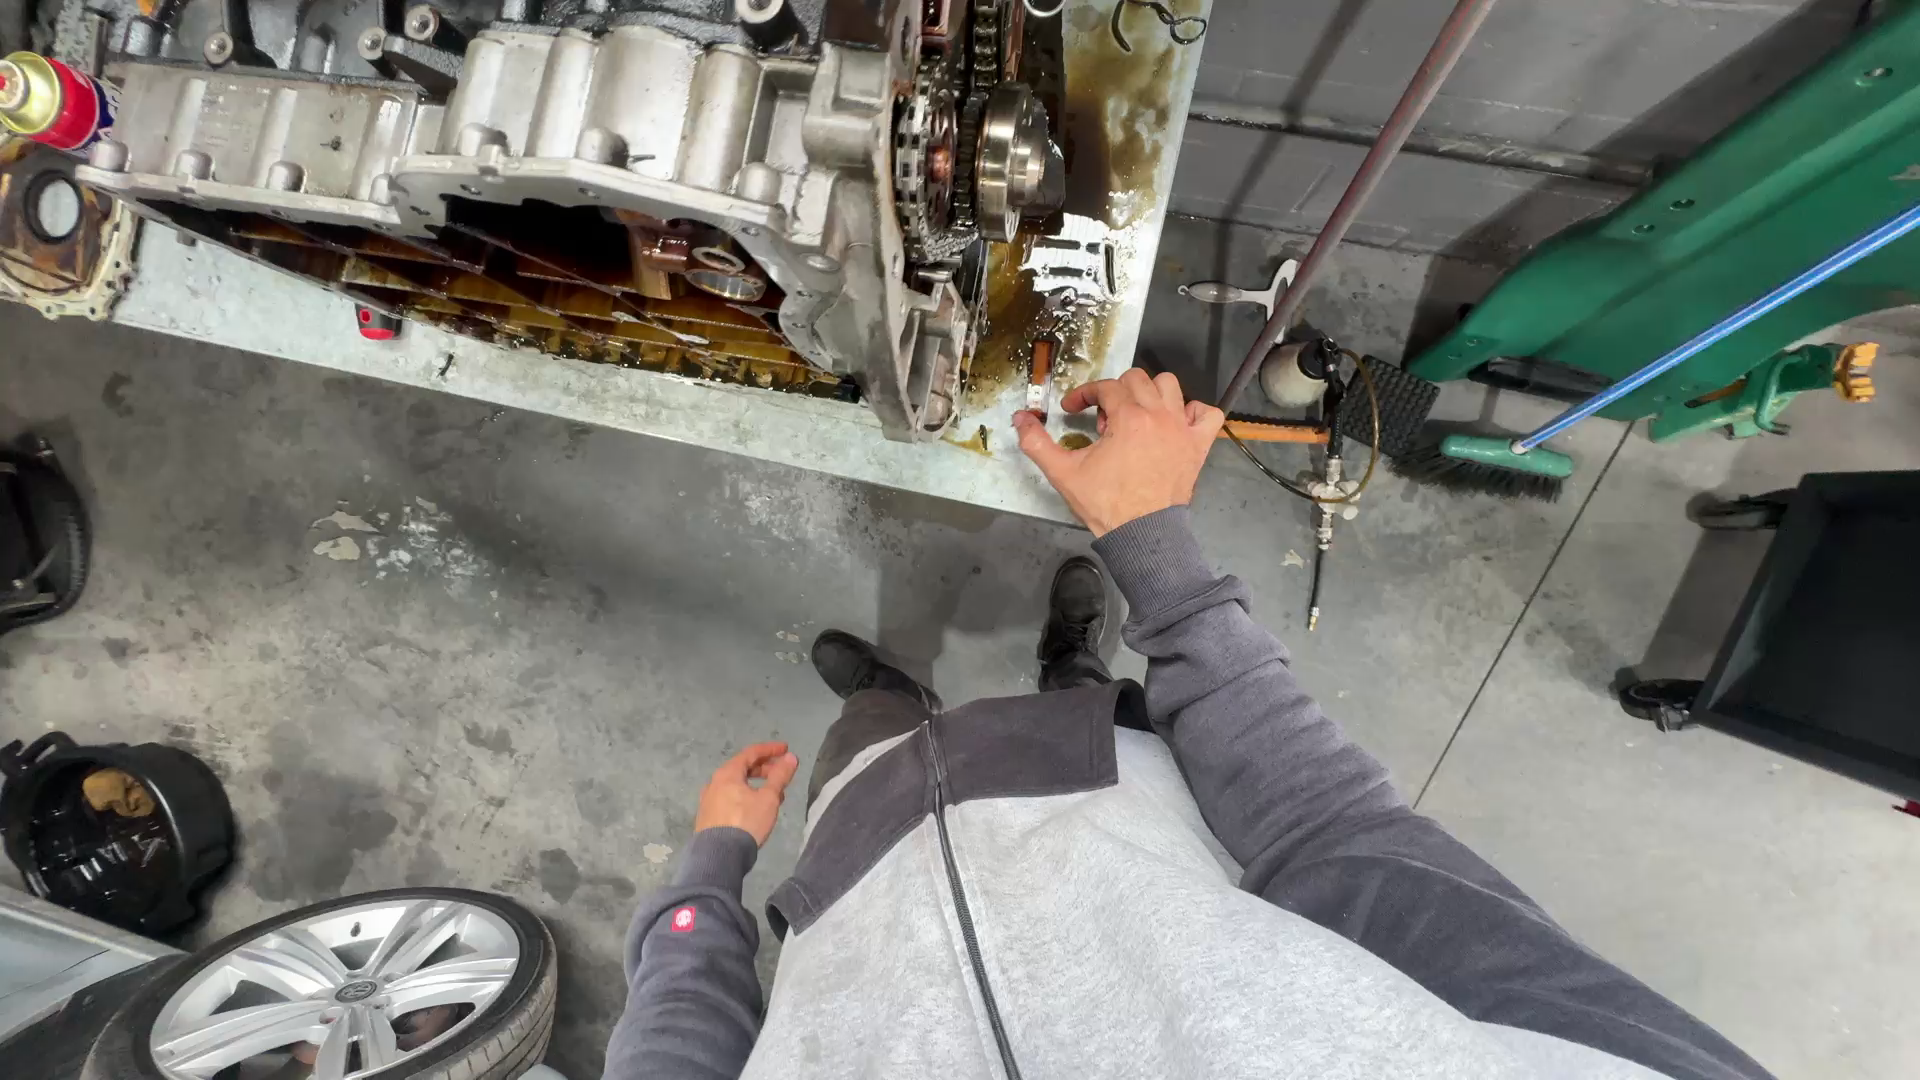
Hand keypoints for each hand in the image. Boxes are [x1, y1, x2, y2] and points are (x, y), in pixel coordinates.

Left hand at [694, 741, 799, 846]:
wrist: (719, 857)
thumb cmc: (746, 822)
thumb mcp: (768, 798)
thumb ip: (780, 776)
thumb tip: (791, 758)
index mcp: (727, 773)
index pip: (751, 752)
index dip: (771, 749)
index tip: (786, 749)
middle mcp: (714, 783)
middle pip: (742, 768)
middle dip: (765, 768)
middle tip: (781, 774)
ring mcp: (709, 800)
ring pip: (736, 784)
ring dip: (757, 784)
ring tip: (774, 795)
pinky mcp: (708, 817)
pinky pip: (730, 798)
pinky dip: (746, 796)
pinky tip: (756, 809)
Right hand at [1014, 369, 1223, 535]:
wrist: (1141, 534)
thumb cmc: (1104, 503)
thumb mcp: (1063, 472)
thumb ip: (1037, 442)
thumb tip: (1019, 418)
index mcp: (1128, 418)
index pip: (1105, 387)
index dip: (1084, 395)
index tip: (1071, 410)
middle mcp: (1159, 415)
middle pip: (1138, 380)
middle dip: (1115, 394)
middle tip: (1103, 423)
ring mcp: (1182, 429)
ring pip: (1171, 387)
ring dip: (1150, 394)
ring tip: (1135, 419)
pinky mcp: (1198, 445)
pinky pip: (1206, 413)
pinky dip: (1191, 412)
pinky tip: (1173, 424)